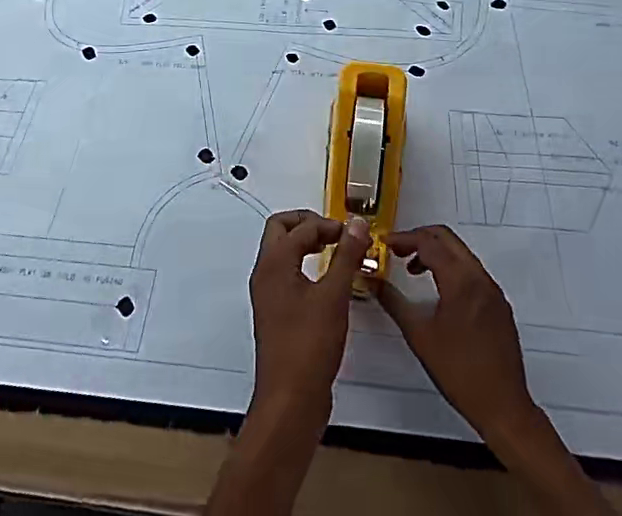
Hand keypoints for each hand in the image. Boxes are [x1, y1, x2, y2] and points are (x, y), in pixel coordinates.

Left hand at [247, 209, 369, 418]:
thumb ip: (346, 256)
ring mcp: (267, 294)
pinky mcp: (275, 312)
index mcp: (273, 263)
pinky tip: (327, 281)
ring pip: (281, 252)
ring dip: (306, 244)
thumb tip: (356, 224)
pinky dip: (304, 265)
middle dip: (308, 224)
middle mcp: (264, 274)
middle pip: (280, 229)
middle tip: (337, 233)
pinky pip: (286, 274)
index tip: (353, 233)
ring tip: (336, 251)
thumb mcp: (334, 296)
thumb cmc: (308, 346)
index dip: (328, 225)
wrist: (290, 398)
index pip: (300, 228)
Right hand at [377, 225, 536, 439]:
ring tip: (413, 269)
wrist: (502, 406)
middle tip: (397, 250)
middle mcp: (480, 279)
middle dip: (420, 238)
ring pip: (461, 254)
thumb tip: (373, 282)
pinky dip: (451, 268)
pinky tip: (437, 288)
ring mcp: (493, 291)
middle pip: (448, 239)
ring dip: (436, 253)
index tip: (385, 244)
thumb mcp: (418, 334)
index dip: (404, 239)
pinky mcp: (499, 304)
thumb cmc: (459, 371)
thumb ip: (393, 302)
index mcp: (461, 282)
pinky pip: (472, 271)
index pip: (429, 242)